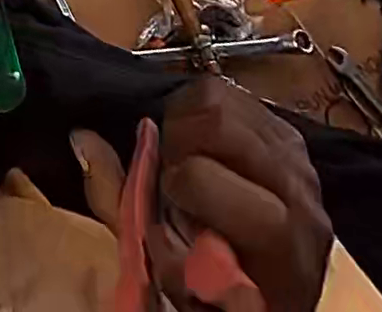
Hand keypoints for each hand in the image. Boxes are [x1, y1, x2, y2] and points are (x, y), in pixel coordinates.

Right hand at [72, 79, 332, 311]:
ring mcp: (296, 158)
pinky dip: (198, 107)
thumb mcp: (165, 270)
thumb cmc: (216, 292)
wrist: (273, 289)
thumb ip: (122, 205)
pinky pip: (228, 91)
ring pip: (218, 97)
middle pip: (219, 123)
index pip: (210, 178)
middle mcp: (299, 192)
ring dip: (185, 119)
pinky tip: (198, 140)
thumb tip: (83, 138)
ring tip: (182, 152)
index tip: (168, 197)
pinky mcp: (284, 133)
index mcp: (277, 243)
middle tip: (170, 166)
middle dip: (178, 139)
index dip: (178, 181)